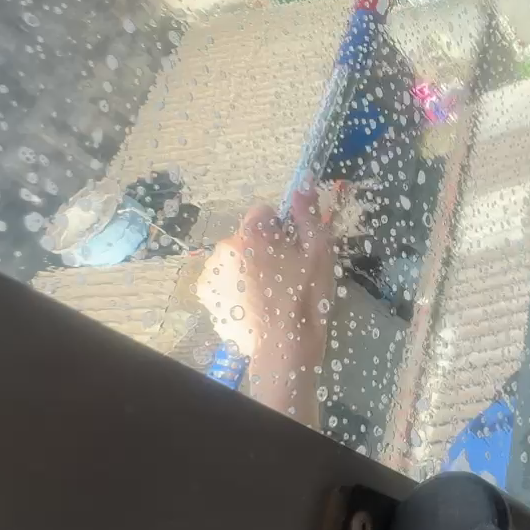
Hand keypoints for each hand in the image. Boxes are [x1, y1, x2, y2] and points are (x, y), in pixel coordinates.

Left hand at [195, 185, 336, 414]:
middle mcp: (224, 249)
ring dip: (251, 269)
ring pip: (237, 261)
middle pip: (249, 237)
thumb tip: (304, 183)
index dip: (283, 226)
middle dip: (265, 249)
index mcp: (252, 234)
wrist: (286, 346)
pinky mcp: (210, 299)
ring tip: (273, 293)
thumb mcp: (319, 252)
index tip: (295, 247)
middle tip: (288, 274)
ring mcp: (213, 276)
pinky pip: (227, 283)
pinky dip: (240, 289)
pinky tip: (259, 306)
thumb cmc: (307, 296)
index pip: (264, 212)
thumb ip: (308, 216)